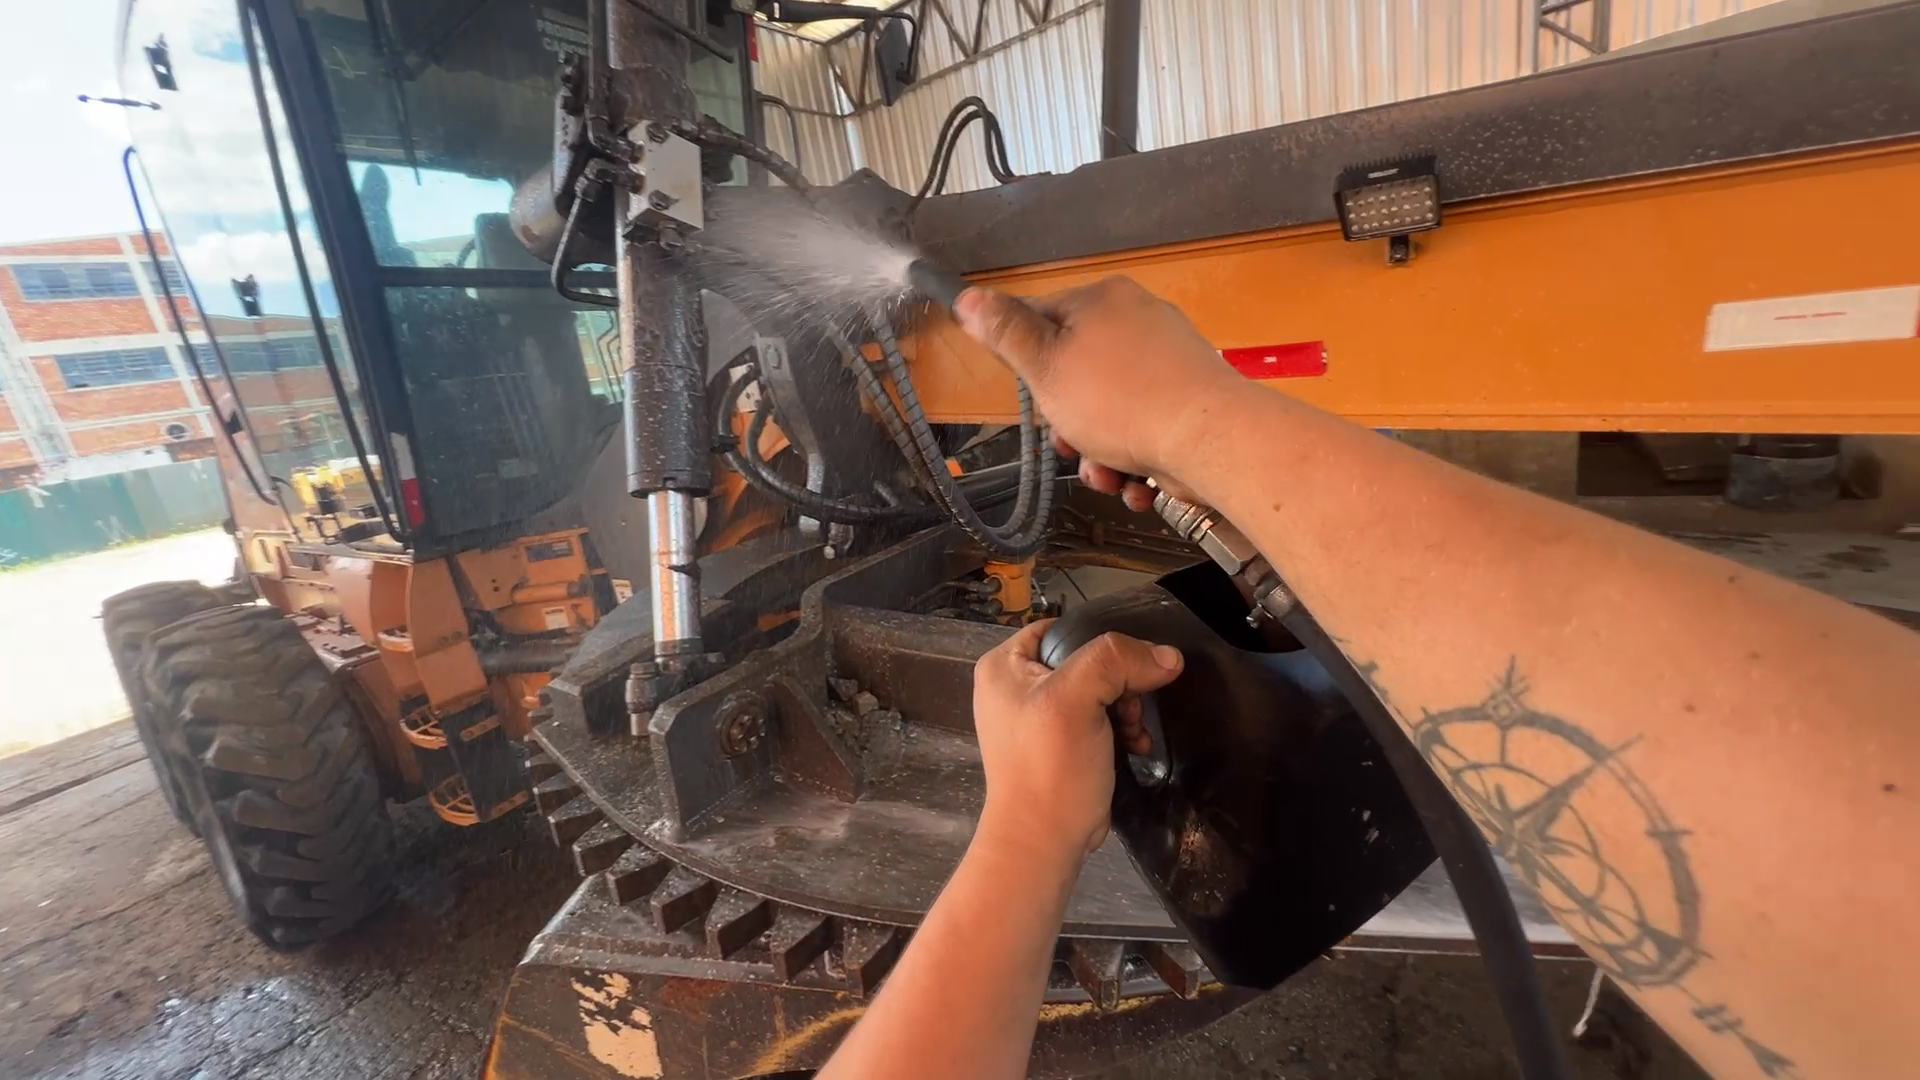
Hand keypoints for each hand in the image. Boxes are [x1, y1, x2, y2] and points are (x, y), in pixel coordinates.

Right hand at [954, 276, 1237, 511]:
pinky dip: (1134, 458)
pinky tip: (1138, 482)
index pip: (1040, 320)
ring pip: (1109, 410)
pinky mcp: (1189, 399)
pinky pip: (1144, 426)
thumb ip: (1006, 334)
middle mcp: (1138, 320)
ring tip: (1109, 475)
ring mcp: (1168, 361)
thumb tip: (969, 297)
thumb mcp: (1045, 367)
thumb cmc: (1119, 401)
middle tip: (1070, 445)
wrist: (1209, 439)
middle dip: (1068, 424)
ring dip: (1098, 453)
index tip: (1032, 399)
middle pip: (1076, 374)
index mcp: (1102, 301)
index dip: (1026, 365)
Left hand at [971, 620, 1183, 862]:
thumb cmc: (1048, 764)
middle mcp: (1015, 685)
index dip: (1099, 640)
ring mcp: (1037, 717)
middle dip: (1119, 683)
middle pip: (1085, 661)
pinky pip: (1099, 720)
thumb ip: (1116, 662)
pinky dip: (1121, 730)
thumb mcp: (1075, 699)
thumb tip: (1167, 655)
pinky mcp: (1058, 745)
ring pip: (1098, 691)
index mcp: (1004, 664)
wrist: (1042, 841)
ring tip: (1134, 733)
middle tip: (1132, 707)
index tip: (1132, 662)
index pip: (1060, 628)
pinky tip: (1135, 747)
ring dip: (1126, 708)